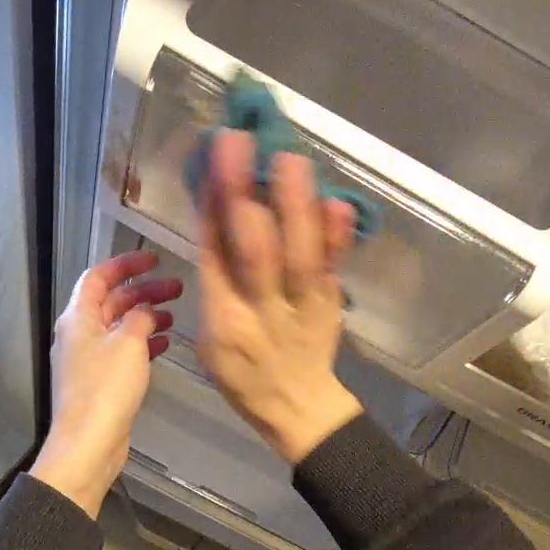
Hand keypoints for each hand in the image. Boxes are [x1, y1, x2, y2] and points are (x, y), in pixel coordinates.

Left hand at [28, 250, 181, 517]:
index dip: (125, 264)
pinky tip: (164, 346)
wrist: (88, 444)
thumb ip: (140, 318)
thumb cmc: (106, 389)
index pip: (98, 277)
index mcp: (78, 318)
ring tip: (175, 317)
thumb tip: (146, 310)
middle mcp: (79, 335)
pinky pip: (122, 353)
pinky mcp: (100, 384)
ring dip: (145, 319)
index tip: (153, 260)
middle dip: (143, 292)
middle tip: (177, 289)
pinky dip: (142, 345)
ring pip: (119, 328)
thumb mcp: (128, 344)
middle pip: (111, 302)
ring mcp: (88, 361)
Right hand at [195, 130, 363, 463]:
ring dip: (295, 205)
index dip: (210, 205)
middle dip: (243, 195)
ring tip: (289, 158)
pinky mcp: (331, 306)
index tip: (209, 156)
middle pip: (253, 251)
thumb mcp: (211, 339)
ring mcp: (300, 310)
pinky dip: (338, 238)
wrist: (296, 407)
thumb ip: (214, 283)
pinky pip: (335, 271)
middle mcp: (260, 312)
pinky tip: (340, 203)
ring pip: (298, 257)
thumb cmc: (244, 373)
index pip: (213, 255)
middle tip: (238, 142)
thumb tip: (217, 213)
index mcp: (222, 321)